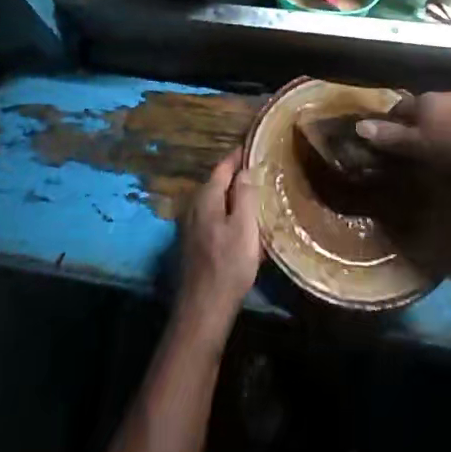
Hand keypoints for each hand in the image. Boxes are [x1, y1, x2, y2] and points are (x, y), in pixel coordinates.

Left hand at [176, 151, 261, 332]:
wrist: (204, 306)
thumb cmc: (229, 264)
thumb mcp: (244, 227)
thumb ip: (244, 196)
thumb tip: (245, 170)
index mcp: (206, 198)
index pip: (222, 168)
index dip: (237, 156)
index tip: (252, 146)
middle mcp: (194, 206)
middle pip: (217, 183)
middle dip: (236, 176)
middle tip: (259, 170)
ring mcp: (191, 225)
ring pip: (215, 202)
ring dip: (232, 196)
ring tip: (255, 194)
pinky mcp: (194, 242)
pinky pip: (214, 218)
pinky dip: (228, 213)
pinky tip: (242, 224)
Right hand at [356, 93, 450, 193]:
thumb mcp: (421, 144)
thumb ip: (392, 137)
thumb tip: (359, 126)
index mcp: (423, 101)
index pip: (398, 109)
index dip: (390, 125)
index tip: (386, 142)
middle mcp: (445, 97)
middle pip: (425, 112)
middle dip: (419, 129)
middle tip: (415, 151)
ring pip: (450, 117)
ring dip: (445, 132)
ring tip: (445, 155)